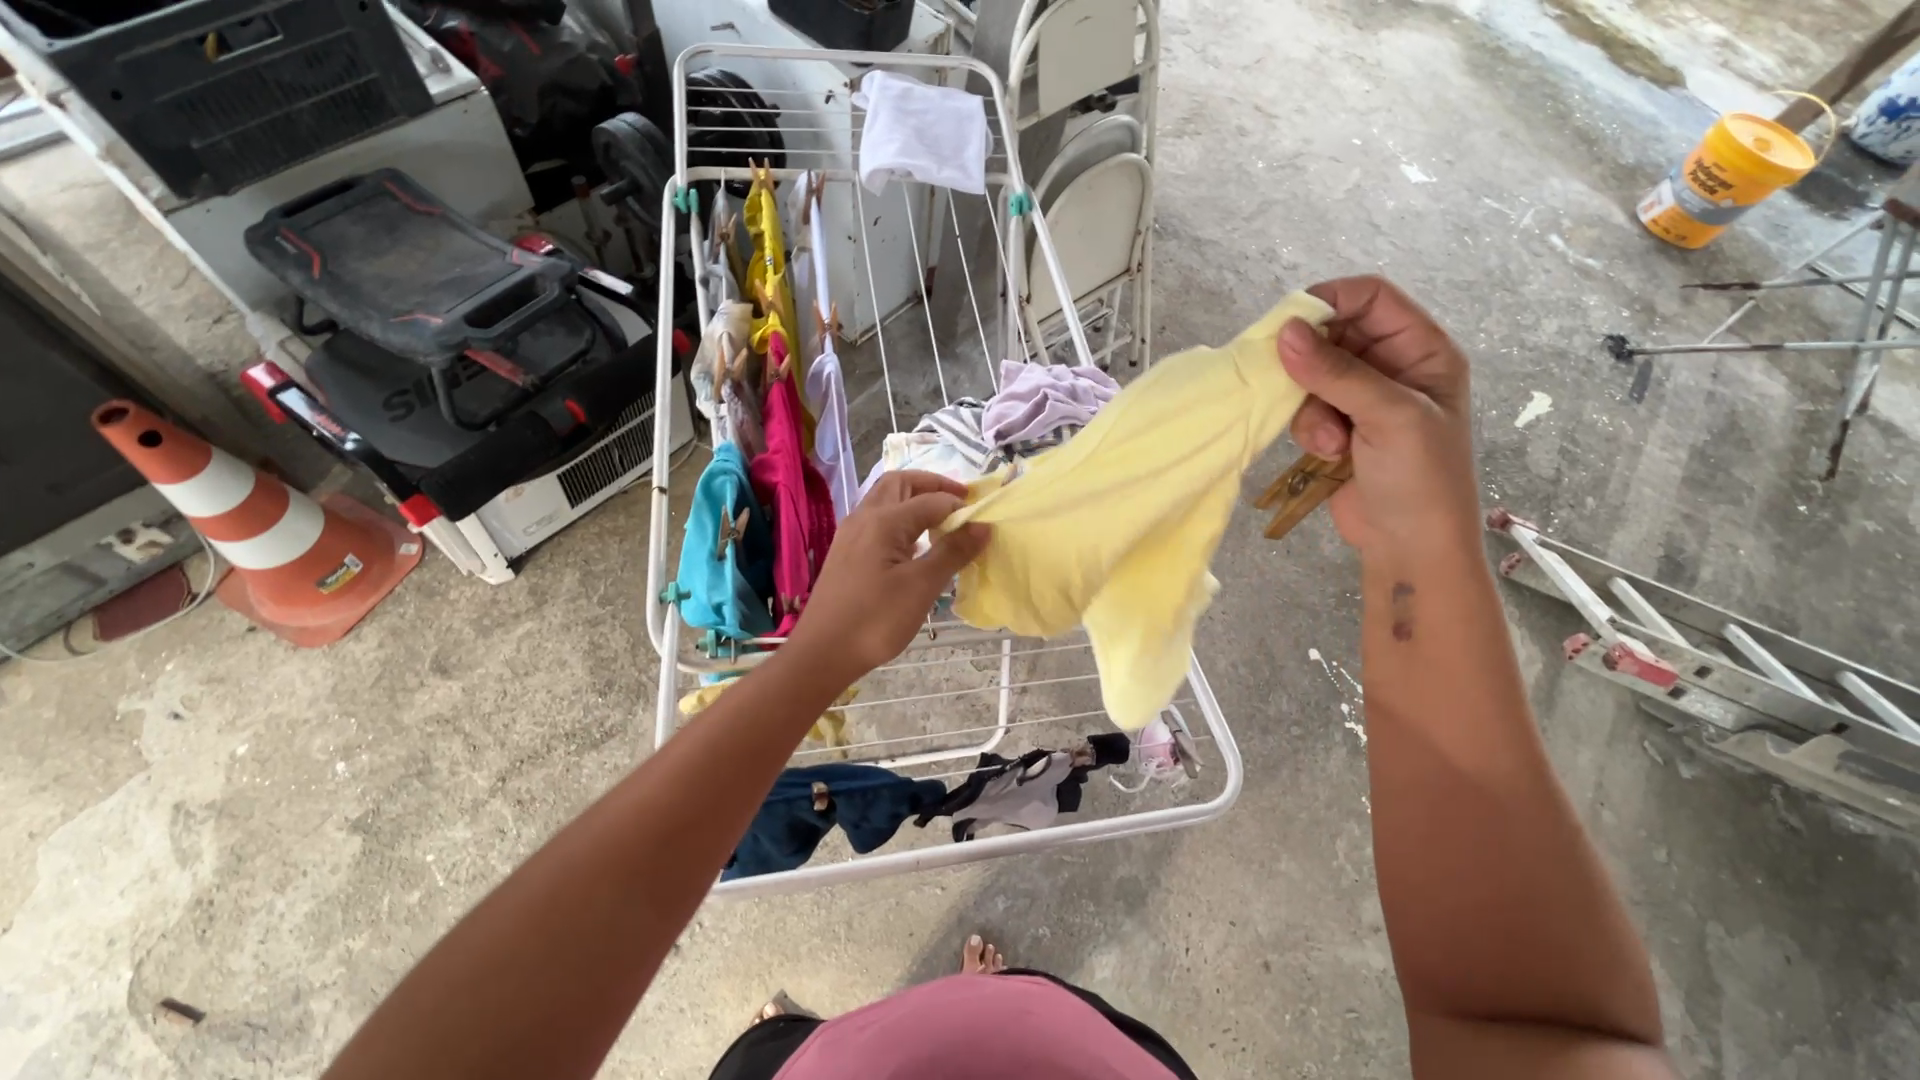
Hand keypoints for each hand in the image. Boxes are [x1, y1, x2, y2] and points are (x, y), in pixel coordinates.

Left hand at [785, 471, 991, 683]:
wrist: (822, 653)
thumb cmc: (875, 620)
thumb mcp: (921, 586)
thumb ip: (953, 552)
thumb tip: (982, 525)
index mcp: (883, 521)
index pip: (931, 499)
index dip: (960, 507)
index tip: (983, 522)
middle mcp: (864, 518)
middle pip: (900, 483)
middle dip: (932, 486)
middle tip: (960, 501)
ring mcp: (850, 535)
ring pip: (885, 501)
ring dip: (914, 501)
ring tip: (942, 522)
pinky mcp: (846, 553)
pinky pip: (877, 522)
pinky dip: (901, 520)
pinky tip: (914, 546)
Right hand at [1278, 276, 1480, 559]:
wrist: (1411, 547)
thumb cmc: (1421, 478)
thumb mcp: (1388, 417)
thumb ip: (1336, 372)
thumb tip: (1284, 331)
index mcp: (1423, 350)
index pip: (1371, 297)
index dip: (1330, 301)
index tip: (1286, 325)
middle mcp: (1393, 366)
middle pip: (1334, 334)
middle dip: (1311, 364)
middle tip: (1289, 384)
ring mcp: (1363, 400)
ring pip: (1311, 375)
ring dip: (1310, 406)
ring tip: (1328, 442)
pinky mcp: (1339, 428)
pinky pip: (1306, 408)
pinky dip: (1309, 428)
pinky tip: (1328, 455)